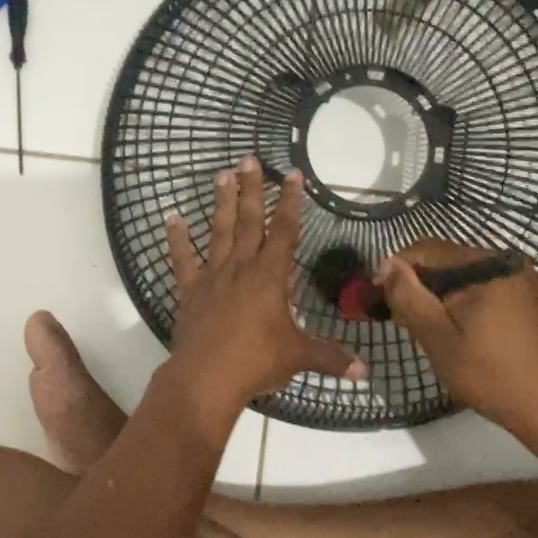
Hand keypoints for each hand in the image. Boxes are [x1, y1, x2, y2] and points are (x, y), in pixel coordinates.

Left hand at [162, 157, 364, 428]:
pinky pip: (182, 260)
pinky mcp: (190, 292)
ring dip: (221, 203)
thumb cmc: (257, 362)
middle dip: (252, 190)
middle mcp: (242, 269)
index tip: (292, 174)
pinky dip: (177, 239)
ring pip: (218, 232)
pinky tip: (172, 218)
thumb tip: (365, 372)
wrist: (206, 377)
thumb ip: (331, 358)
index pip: (285, 232)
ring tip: (221, 175)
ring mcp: (213, 278)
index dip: (290, 203)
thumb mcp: (299, 357)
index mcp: (271, 278)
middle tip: (249, 159)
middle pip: (249, 222)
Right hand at [377, 239, 537, 434]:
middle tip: (401, 322)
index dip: (394, 270)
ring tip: (427, 330)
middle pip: (445, 260)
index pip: (425, 249)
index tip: (377, 301)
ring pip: (463, 276)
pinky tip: (458, 332)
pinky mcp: (528, 299)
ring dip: (439, 296)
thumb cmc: (492, 374)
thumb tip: (388, 264)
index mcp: (485, 264)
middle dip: (418, 285)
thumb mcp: (439, 338)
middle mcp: (505, 262)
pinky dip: (462, 303)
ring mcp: (521, 280)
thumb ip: (409, 298)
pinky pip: (483, 289)